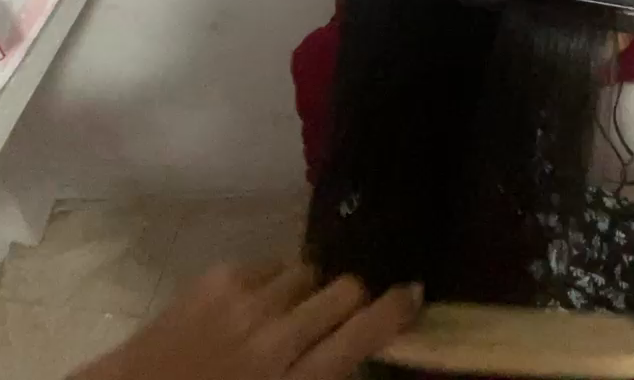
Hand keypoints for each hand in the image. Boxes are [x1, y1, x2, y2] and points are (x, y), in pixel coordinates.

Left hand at [71, 262, 421, 379]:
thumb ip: (318, 376)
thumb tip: (351, 351)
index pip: (363, 335)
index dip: (396, 310)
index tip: (414, 292)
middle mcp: (277, 338)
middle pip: (344, 291)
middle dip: (353, 299)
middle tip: (344, 313)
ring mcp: (246, 302)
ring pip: (309, 272)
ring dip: (309, 291)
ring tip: (291, 312)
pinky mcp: (220, 277)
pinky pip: (271, 264)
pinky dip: (272, 283)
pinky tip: (252, 307)